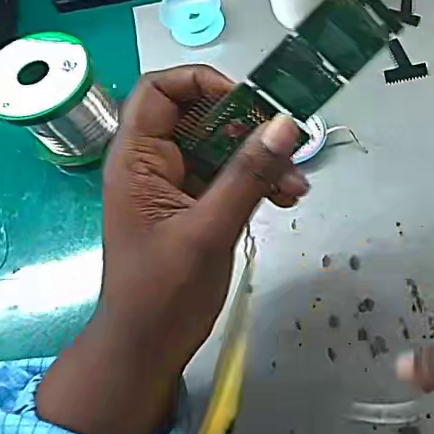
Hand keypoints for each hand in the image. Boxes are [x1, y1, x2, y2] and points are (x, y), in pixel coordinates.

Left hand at [37, 66, 307, 433]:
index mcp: (137, 159)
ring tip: (296, 184)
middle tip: (287, 145)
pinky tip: (288, 198)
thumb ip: (248, 175)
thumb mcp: (209, 229)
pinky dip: (257, 182)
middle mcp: (154, 163)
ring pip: (222, 149)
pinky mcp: (194, 206)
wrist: (147, 350)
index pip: (160, 91)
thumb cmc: (163, 292)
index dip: (202, 83)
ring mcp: (175, 185)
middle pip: (201, 118)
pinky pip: (229, 178)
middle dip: (248, 129)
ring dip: (260, 160)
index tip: (249, 102)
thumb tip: (285, 123)